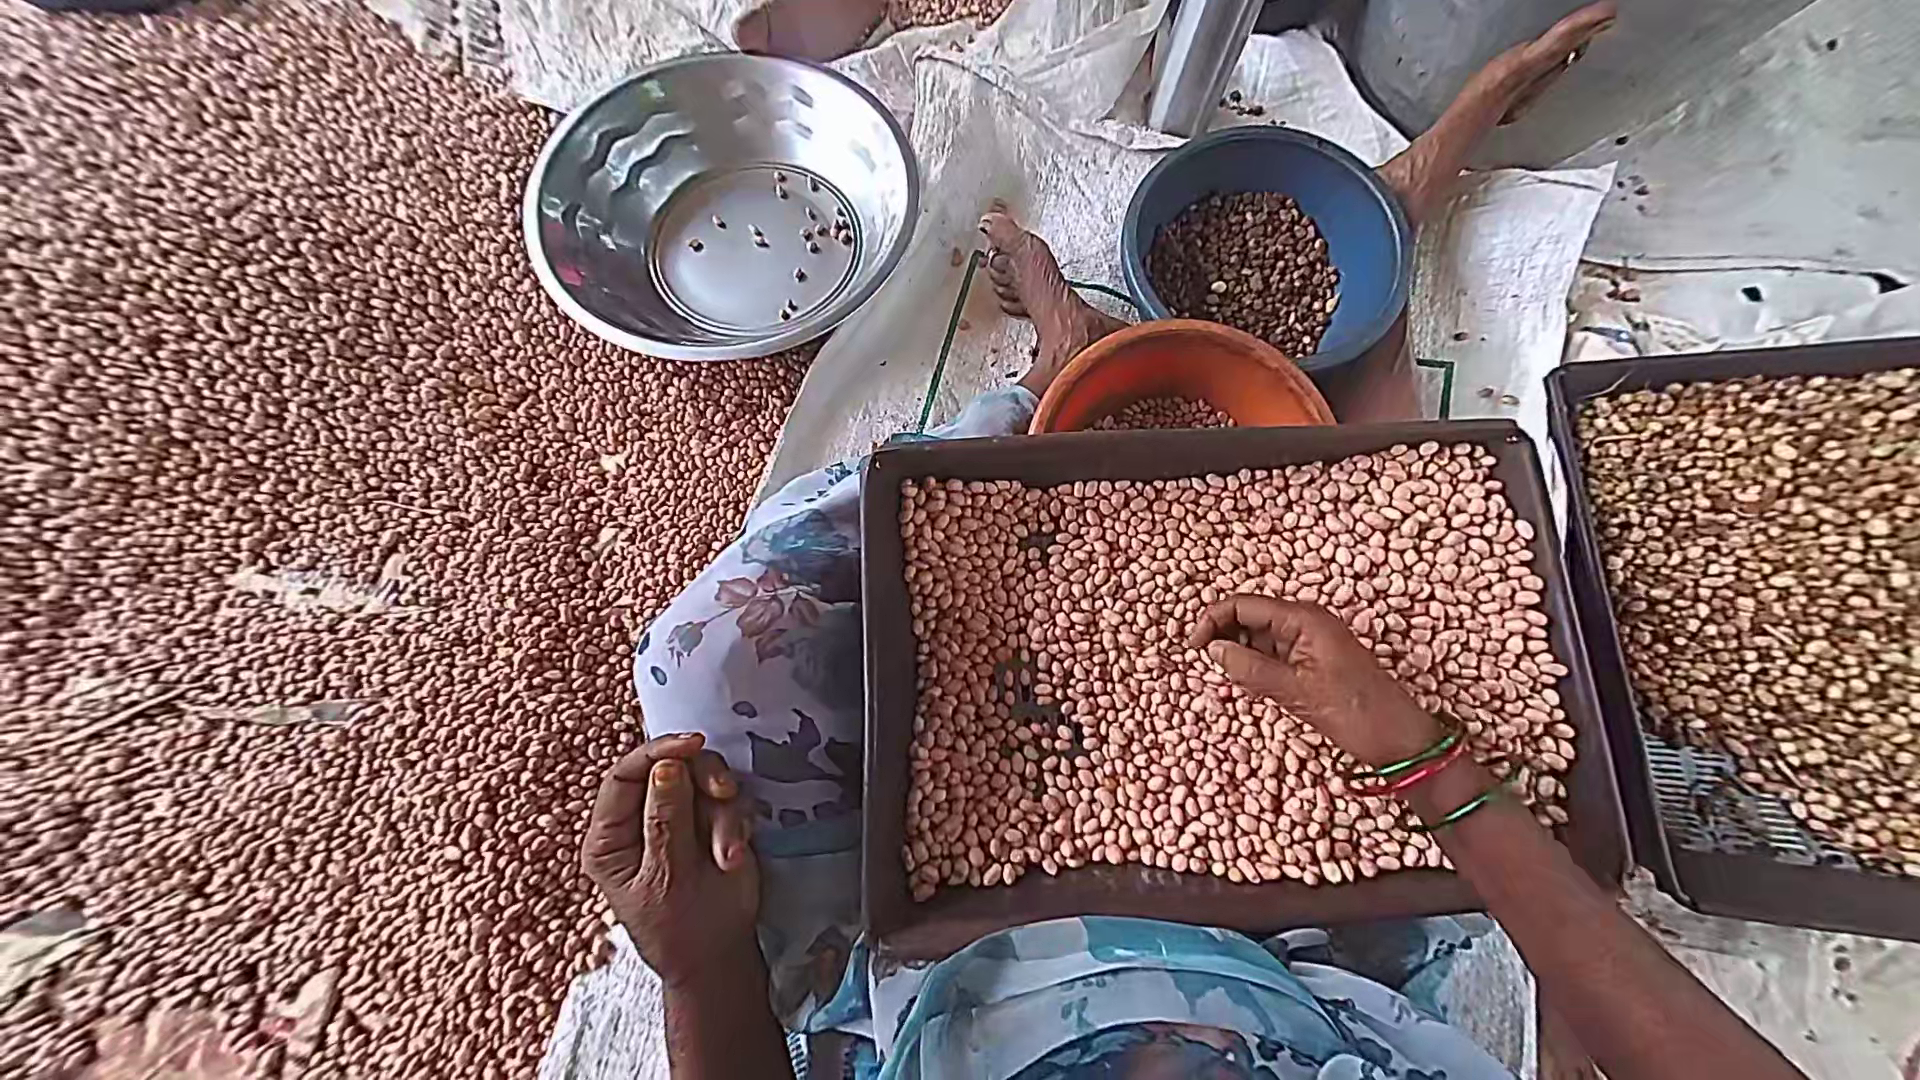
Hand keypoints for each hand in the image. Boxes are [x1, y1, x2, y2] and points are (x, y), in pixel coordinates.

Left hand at [580, 733, 760, 988]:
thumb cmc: (679, 928)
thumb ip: (666, 821)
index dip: (656, 752)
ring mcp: (680, 816)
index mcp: (611, 836)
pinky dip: (736, 820)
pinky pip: (727, 798)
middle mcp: (643, 818)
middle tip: (725, 793)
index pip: (624, 775)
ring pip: (703, 778)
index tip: (693, 744)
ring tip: (729, 851)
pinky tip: (735, 851)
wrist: (719, 953)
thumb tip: (665, 766)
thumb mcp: (667, 878)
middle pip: (670, 767)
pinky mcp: (712, 818)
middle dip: (702, 778)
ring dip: (723, 810)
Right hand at [1187, 596, 1442, 767]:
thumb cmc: (1357, 714)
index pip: (1242, 605)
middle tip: (1206, 662)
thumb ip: (1249, 668)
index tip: (1193, 647)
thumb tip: (1211, 649)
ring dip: (1236, 650)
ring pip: (1255, 634)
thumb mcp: (1295, 692)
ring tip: (1228, 675)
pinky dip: (1252, 662)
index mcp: (1303, 618)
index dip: (1211, 620)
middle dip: (1221, 634)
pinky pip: (1269, 650)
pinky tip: (1247, 680)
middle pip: (1246, 615)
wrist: (1403, 743)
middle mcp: (1304, 621)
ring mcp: (1307, 639)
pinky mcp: (1309, 657)